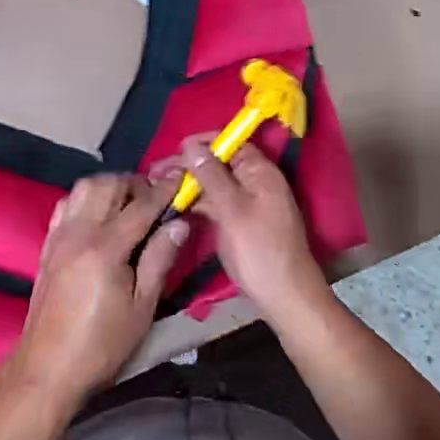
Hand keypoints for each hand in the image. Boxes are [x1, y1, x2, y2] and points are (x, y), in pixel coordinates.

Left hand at [8, 173, 188, 401]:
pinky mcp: (48, 243)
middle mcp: (80, 232)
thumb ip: (159, 259)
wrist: (47, 368)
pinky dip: (87, 198)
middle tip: (155, 198)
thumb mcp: (142, 308)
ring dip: (110, 186)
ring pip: (85, 187)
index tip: (180, 178)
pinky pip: (67, 203)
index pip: (140, 206)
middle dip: (136, 183)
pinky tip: (99, 215)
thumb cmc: (101, 345)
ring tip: (129, 204)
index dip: (163, 190)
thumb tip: (179, 222)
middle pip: (109, 185)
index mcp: (106, 249)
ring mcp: (60, 235)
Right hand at [151, 136, 330, 324]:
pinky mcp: (240, 221)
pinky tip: (174, 206)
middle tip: (155, 174)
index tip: (174, 152)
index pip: (229, 143)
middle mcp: (254, 181)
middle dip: (188, 165)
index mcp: (259, 171)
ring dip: (188, 183)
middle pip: (218, 162)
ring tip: (157, 188)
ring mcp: (247, 202)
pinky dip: (197, 202)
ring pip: (214, 184)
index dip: (201, 143)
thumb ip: (211, 175)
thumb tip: (191, 145)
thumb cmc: (259, 249)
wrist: (285, 297)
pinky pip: (216, 203)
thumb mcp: (232, 209)